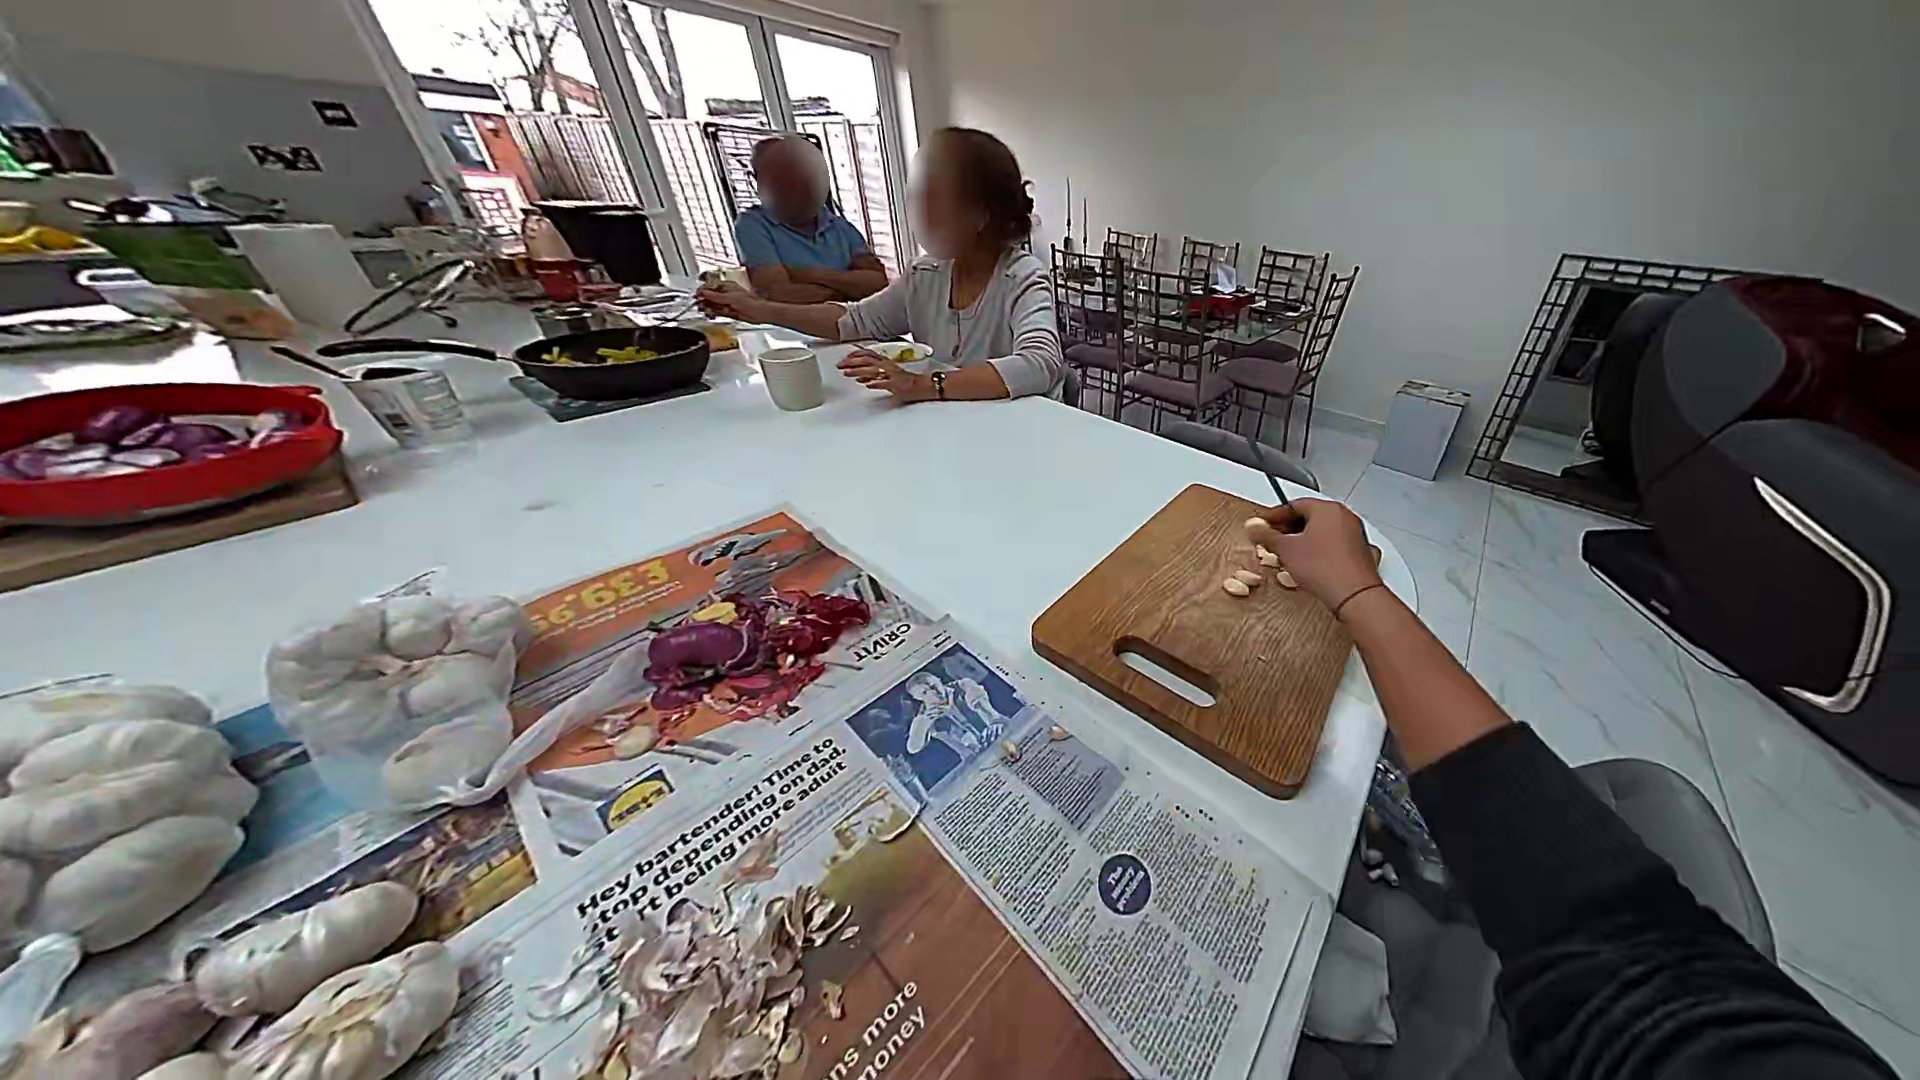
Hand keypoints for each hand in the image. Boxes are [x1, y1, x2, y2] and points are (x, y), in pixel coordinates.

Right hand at [695, 282, 764, 321]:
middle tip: (700, 305)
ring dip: (708, 308)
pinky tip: (712, 315)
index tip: (697, 296)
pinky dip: (714, 313)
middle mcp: (725, 294)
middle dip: (704, 300)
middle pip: (710, 296)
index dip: (702, 291)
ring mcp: (727, 303)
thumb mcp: (729, 298)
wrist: (759, 313)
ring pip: (713, 304)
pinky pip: (718, 312)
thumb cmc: (749, 302)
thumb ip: (715, 296)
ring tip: (706, 311)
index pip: (709, 286)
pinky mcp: (729, 311)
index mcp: (726, 286)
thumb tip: (703, 293)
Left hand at [838, 348, 933, 401]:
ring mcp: (892, 375)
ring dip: (859, 372)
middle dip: (852, 363)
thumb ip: (875, 375)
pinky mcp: (898, 385)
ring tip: (848, 374)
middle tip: (840, 366)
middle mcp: (888, 366)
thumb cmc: (908, 382)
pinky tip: (868, 385)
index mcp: (886, 363)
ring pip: (873, 371)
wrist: (925, 386)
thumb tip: (861, 378)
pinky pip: (885, 383)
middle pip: (867, 361)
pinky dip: (876, 383)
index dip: (854, 356)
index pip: (868, 355)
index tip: (844, 359)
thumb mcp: (889, 375)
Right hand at [1245, 499, 1382, 610]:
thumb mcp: (1284, 549)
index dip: (1274, 516)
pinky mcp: (1359, 553)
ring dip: (1302, 539)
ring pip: (1322, 531)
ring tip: (1286, 554)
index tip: (1263, 525)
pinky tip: (1307, 563)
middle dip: (1287, 528)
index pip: (1294, 504)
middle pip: (1309, 516)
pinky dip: (1318, 550)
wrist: (1353, 595)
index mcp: (1327, 509)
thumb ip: (1265, 535)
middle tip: (1272, 539)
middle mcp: (1344, 518)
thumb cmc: (1324, 568)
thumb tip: (1254, 527)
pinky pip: (1333, 545)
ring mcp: (1354, 535)